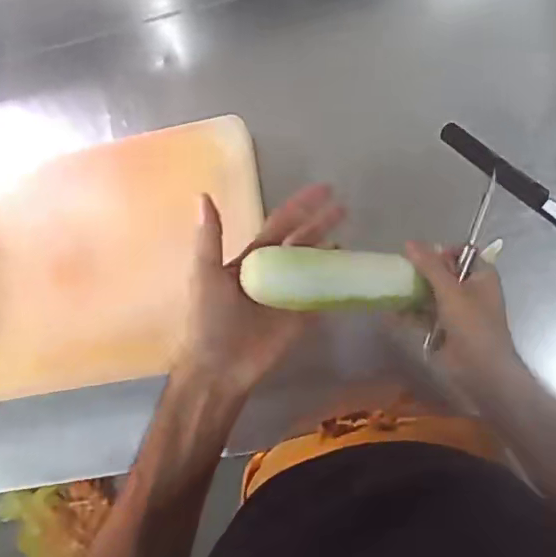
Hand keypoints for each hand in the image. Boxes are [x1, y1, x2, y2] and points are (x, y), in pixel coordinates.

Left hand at [175, 184, 344, 397]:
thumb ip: (210, 237)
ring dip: (331, 253)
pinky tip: (351, 272)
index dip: (300, 206)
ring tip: (349, 237)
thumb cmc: (208, 319)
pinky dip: (336, 285)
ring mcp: (288, 296)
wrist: (218, 366)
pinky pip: (321, 298)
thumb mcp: (205, 274)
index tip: (324, 189)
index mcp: (251, 261)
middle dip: (321, 225)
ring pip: (314, 268)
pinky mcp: (301, 319)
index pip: (280, 226)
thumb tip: (204, 195)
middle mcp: (272, 274)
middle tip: (344, 207)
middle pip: (302, 243)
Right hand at [402, 240, 525, 398]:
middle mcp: (471, 290)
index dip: (442, 251)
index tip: (422, 257)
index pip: (462, 253)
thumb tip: (408, 243)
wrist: (481, 370)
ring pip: (431, 294)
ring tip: (392, 289)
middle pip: (444, 273)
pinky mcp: (444, 329)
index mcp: (482, 276)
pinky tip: (391, 310)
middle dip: (422, 272)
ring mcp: (457, 311)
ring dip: (413, 293)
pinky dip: (411, 312)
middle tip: (401, 272)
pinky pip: (425, 315)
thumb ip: (430, 266)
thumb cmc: (473, 325)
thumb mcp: (451, 291)